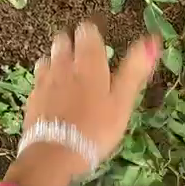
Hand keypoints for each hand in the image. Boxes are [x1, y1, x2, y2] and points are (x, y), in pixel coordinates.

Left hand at [4, 22, 157, 185]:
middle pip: (63, 40)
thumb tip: (152, 40)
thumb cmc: (96, 128)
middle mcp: (63, 64)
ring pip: (48, 58)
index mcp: (88, 62)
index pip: (86, 31)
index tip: (99, 46)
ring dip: (57, 62)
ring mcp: (44, 80)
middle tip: (84, 62)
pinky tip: (54, 97)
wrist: (55, 155)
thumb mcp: (122, 101)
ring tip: (68, 78)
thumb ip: (135, 70)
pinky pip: (39, 80)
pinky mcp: (32, 98)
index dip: (92, 35)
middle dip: (72, 45)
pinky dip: (47, 82)